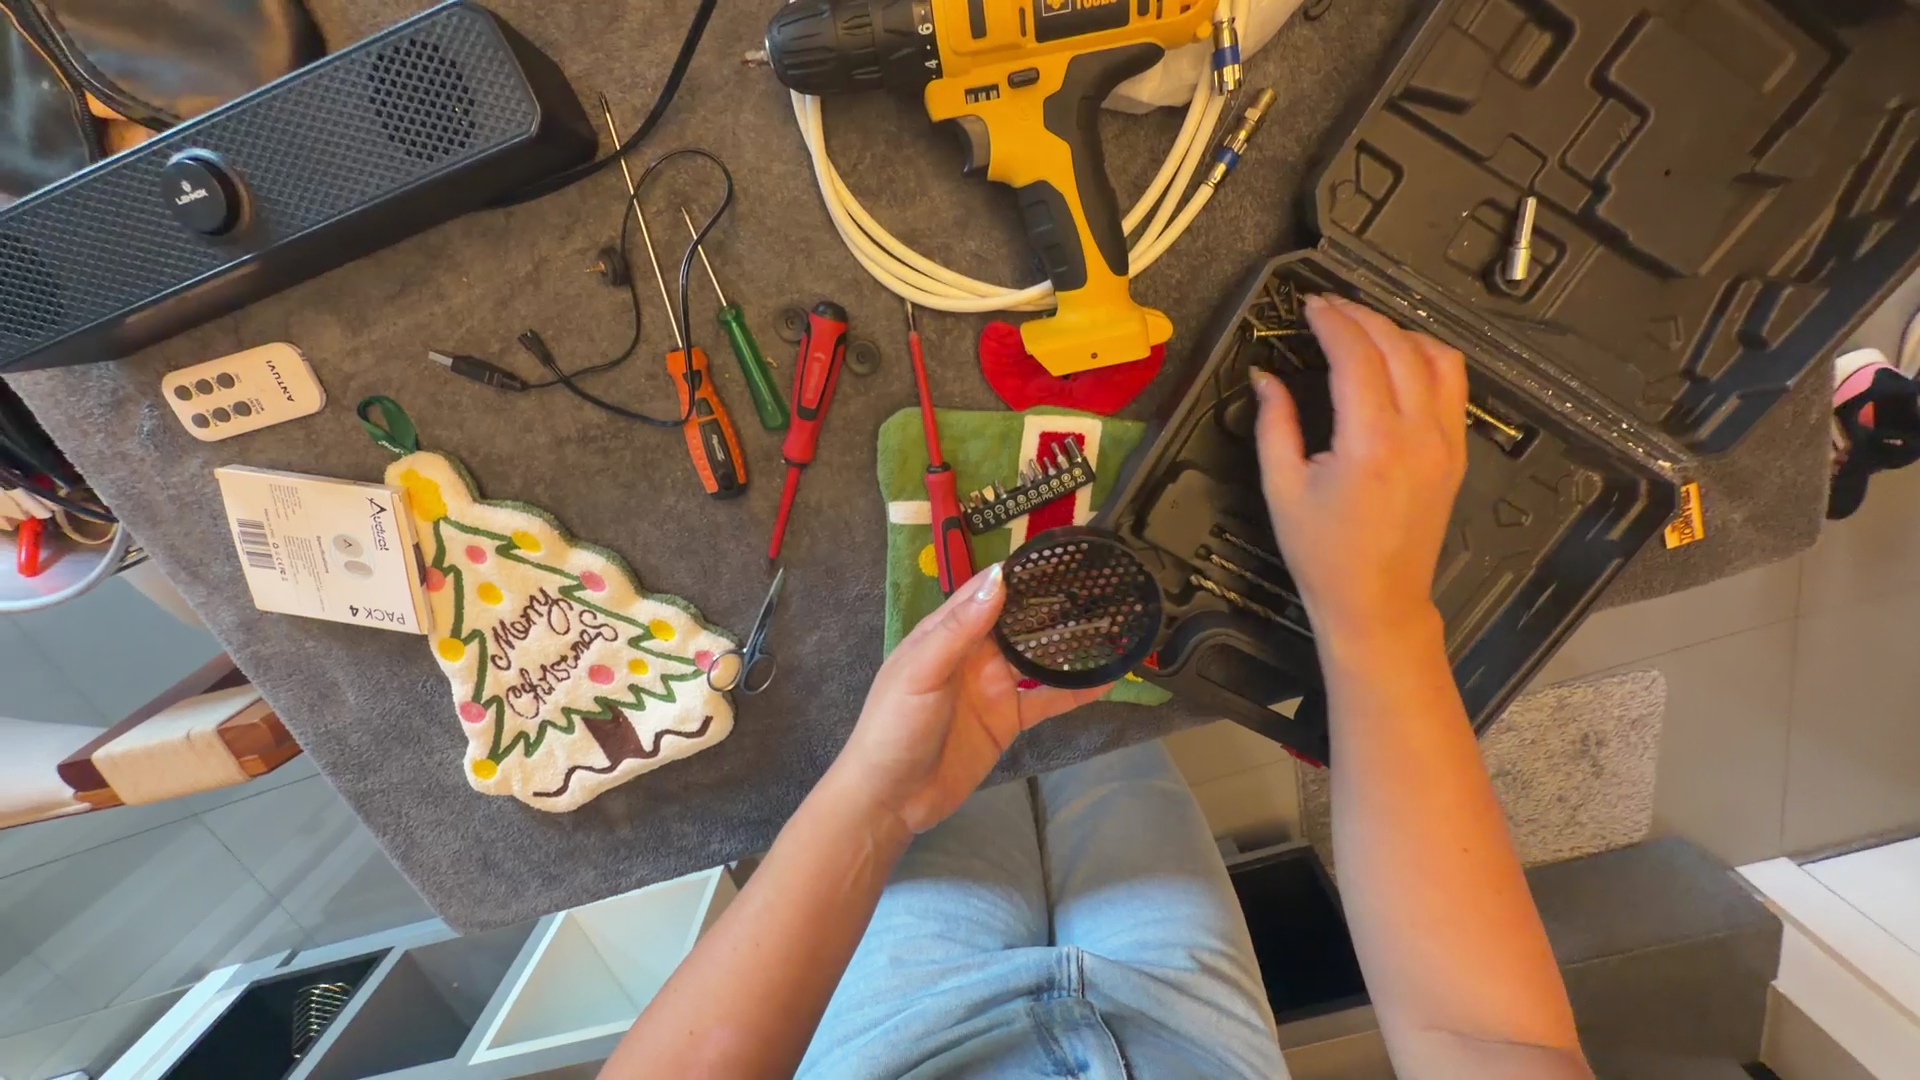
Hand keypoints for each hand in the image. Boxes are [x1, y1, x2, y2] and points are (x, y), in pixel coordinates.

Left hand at [825, 564, 1109, 834]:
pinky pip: (1047, 700)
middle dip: (1052, 604)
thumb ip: (960, 628)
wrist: (892, 798)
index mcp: (946, 632)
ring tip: (1111, 622)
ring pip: (1037, 657)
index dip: (1018, 574)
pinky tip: (1107, 680)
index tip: (1059, 556)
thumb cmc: (895, 726)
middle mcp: (973, 653)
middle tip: (1100, 584)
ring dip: (1068, 643)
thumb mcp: (922, 672)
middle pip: (1018, 621)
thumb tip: (1000, 579)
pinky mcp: (1008, 719)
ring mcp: (993, 686)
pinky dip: (1075, 691)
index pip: (986, 592)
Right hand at [1252, 294, 1467, 639]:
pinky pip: (1452, 385)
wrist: (1375, 599)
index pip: (1357, 356)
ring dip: (1399, 330)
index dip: (1332, 322)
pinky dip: (1426, 357)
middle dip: (1362, 317)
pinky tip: (1398, 357)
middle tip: (1328, 307)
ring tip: (1363, 326)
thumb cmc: (1319, 551)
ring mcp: (1446, 442)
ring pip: (1437, 357)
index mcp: (1370, 443)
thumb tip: (1265, 377)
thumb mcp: (1280, 488)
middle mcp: (1418, 433)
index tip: (1309, 305)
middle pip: (1399, 346)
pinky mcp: (1456, 452)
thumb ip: (1274, 425)